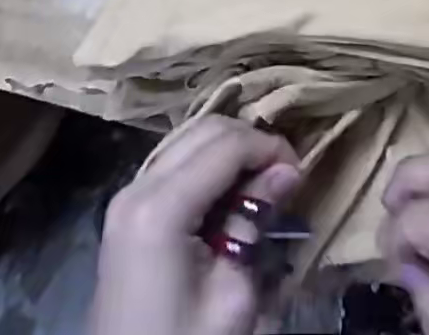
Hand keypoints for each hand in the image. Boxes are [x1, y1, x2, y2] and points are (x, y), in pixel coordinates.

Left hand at [89, 117, 301, 334]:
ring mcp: (128, 192)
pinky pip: (174, 161)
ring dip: (229, 147)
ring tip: (263, 179)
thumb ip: (254, 223)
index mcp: (160, 207)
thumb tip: (287, 171)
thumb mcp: (232, 298)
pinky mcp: (128, 206)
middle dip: (249, 141)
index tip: (301, 168)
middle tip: (285, 173)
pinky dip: (207, 162)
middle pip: (203, 130)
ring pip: (187, 138)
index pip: (224, 146)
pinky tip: (231, 189)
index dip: (267, 147)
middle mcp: (137, 185)